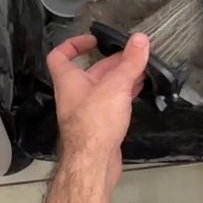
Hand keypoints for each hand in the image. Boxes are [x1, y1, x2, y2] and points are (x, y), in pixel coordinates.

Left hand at [47, 32, 149, 189]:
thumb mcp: (115, 85)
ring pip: (104, 89)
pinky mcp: (100, 126)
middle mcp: (75, 95)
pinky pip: (112, 104)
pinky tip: (139, 91)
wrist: (93, 163)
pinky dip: (124, 96)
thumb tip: (141, 39)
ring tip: (143, 69)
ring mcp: (87, 112)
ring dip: (121, 78)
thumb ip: (129, 62)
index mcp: (69, 81)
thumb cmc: (95, 122)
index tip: (94, 40)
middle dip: (112, 62)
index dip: (73, 44)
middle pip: (91, 72)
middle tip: (133, 54)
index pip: (60, 56)